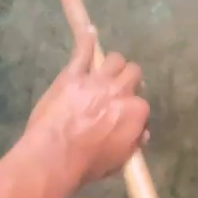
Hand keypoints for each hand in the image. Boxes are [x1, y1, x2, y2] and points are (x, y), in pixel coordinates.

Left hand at [18, 29, 148, 197]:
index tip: (124, 115)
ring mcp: (96, 79)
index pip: (142, 104)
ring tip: (107, 69)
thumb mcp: (119, 160)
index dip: (133, 109)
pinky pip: (83, 51)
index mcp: (136, 112)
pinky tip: (89, 33)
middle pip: (133, 73)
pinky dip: (87, 40)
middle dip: (129, 79)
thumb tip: (142, 132)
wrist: (55, 156)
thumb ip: (133, 142)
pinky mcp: (73, 74)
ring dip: (113, 64)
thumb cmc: (88, 164)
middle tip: (119, 87)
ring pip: (115, 59)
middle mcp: (120, 91)